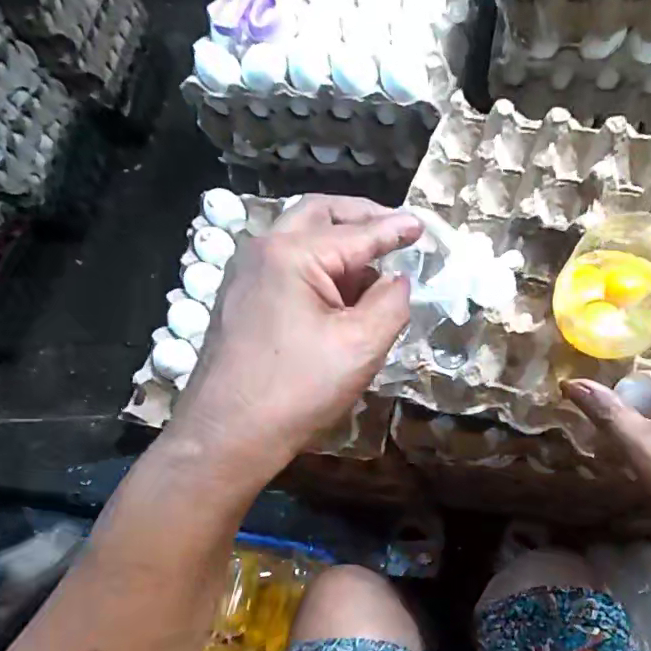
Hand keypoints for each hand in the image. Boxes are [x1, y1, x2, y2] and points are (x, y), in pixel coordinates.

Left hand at [171, 195, 421, 475]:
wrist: (227, 435)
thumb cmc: (297, 390)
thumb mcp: (360, 345)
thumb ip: (391, 303)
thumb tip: (398, 280)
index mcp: (291, 254)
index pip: (357, 232)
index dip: (394, 229)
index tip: (422, 225)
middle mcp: (261, 251)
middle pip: (318, 215)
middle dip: (360, 218)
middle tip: (394, 230)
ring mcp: (244, 275)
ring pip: (299, 240)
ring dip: (338, 245)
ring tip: (373, 272)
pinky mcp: (239, 300)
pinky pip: (285, 267)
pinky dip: (317, 268)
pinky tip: (339, 297)